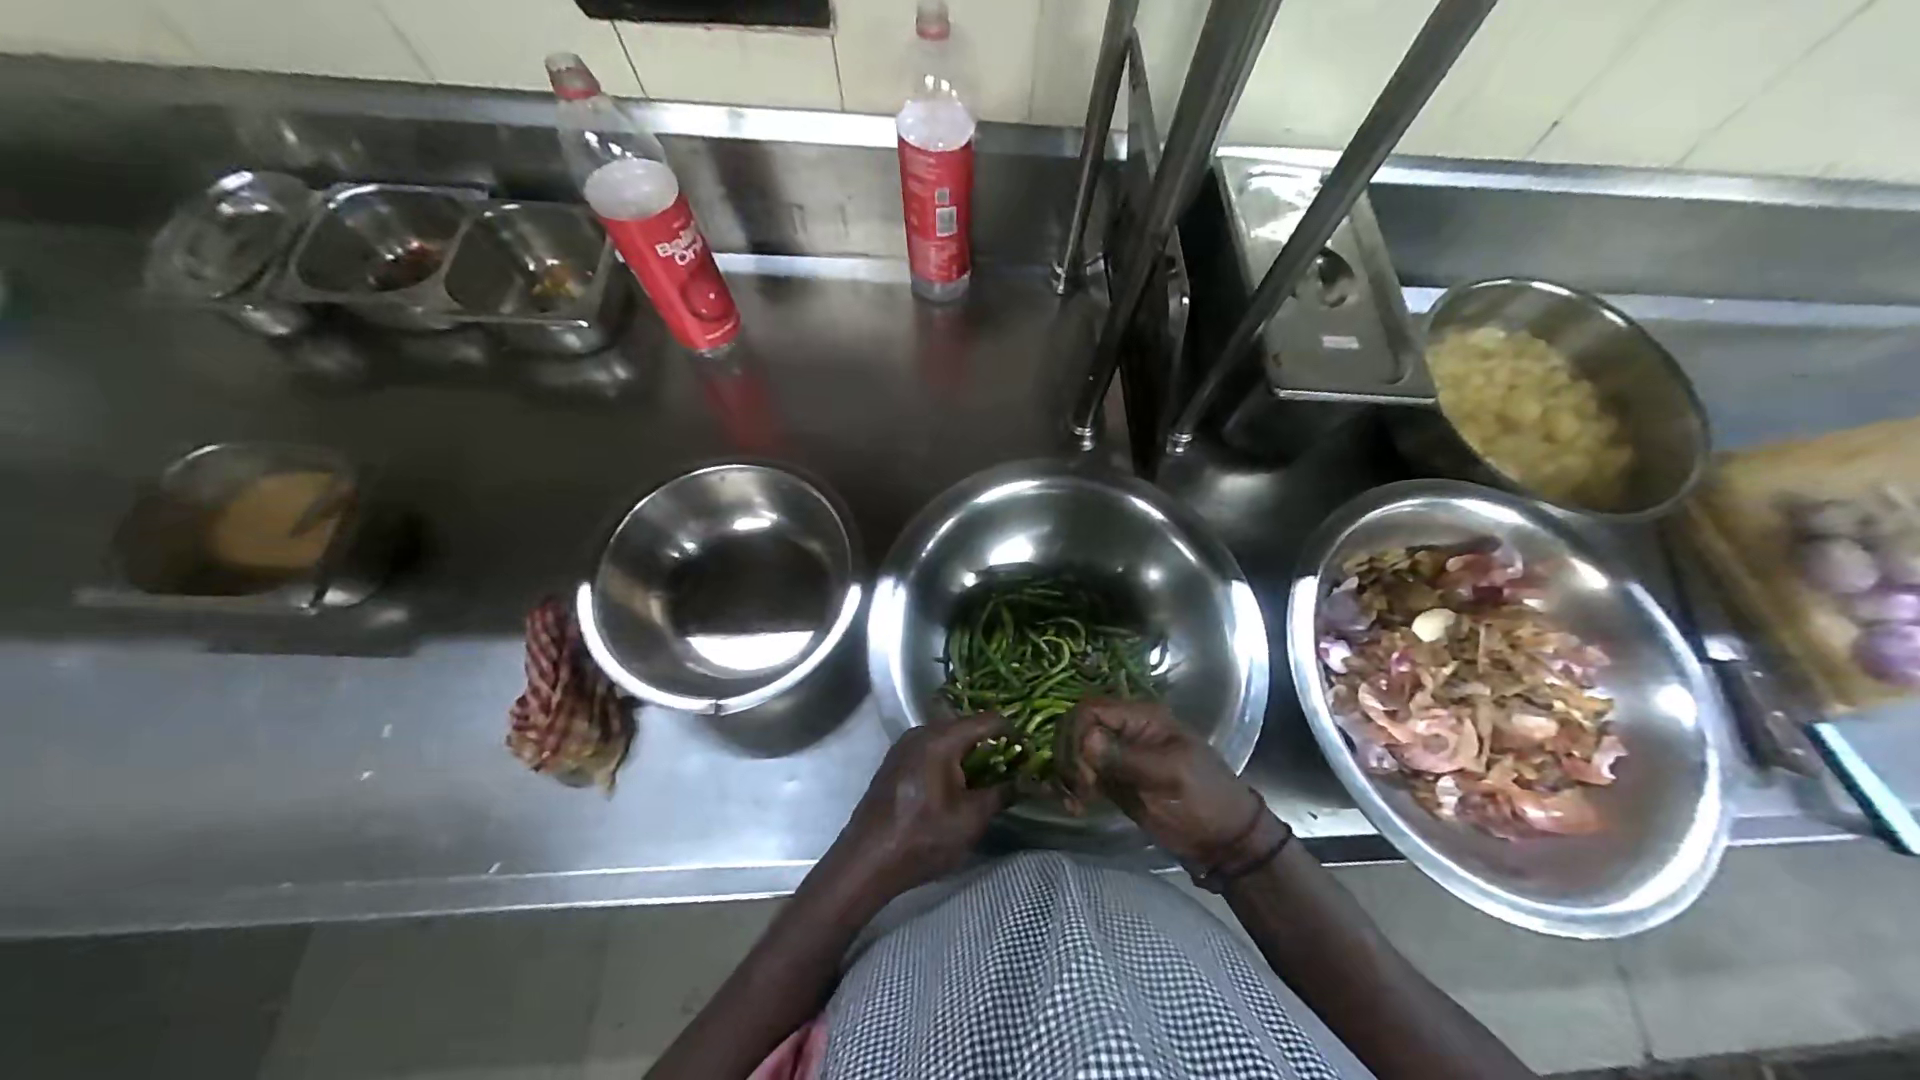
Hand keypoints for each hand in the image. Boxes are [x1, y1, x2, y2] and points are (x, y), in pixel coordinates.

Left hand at [828, 713, 1010, 899]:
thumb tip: (1025, 780)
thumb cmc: (923, 838)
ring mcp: (904, 746)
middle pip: (965, 727)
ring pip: (947, 739)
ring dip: (970, 754)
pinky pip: (931, 750)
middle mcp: (920, 733)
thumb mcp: (972, 819)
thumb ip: (1002, 793)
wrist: (867, 861)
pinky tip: (959, 785)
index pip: (987, 720)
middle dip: (991, 744)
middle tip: (1014, 765)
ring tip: (990, 778)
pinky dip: (950, 760)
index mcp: (940, 739)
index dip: (1012, 732)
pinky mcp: (895, 762)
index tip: (1030, 748)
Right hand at [1056, 700, 1274, 867]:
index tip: (1083, 771)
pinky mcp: (1113, 781)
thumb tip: (1086, 740)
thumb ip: (1128, 757)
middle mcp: (1124, 731)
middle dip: (1069, 756)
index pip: (1090, 710)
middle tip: (1080, 789)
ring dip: (1066, 773)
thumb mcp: (1171, 776)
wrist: (1225, 842)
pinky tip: (1074, 806)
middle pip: (1076, 728)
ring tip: (1075, 801)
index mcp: (1142, 718)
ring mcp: (1117, 756)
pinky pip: (1081, 773)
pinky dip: (1071, 787)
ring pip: (1074, 750)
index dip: (1077, 735)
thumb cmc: (1206, 801)